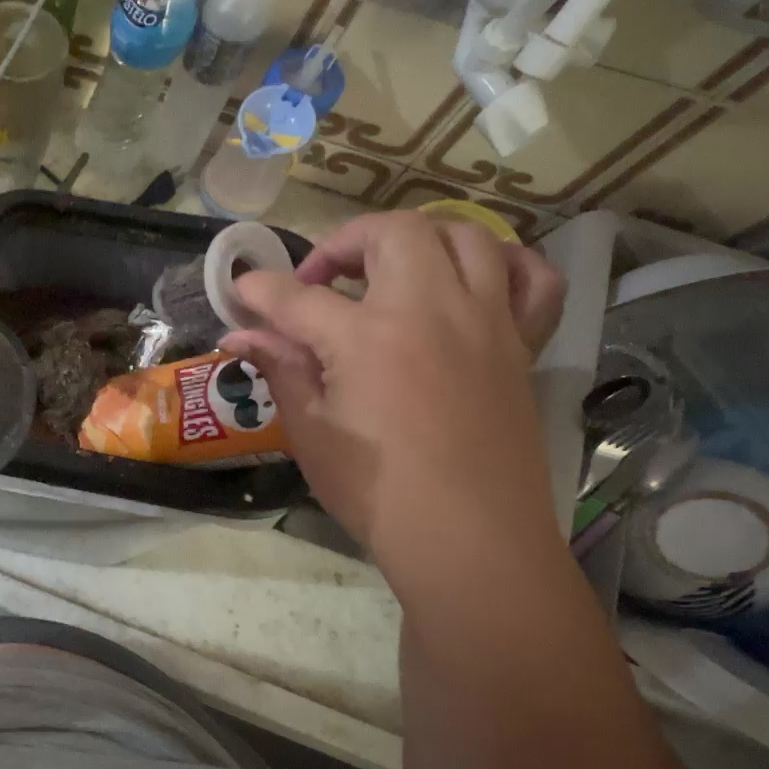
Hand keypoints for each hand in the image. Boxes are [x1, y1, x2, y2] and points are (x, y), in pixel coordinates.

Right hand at [221, 211, 566, 565]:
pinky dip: (499, 263)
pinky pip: (529, 278)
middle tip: (318, 280)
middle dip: (343, 243)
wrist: (467, 535)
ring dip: (417, 239)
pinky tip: (469, 282)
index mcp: (367, 337)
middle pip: (392, 233)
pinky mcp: (521, 343)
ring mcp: (486, 320)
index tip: (239, 291)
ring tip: (387, 271)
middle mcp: (431, 309)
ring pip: (464, 236)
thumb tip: (240, 336)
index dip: (259, 290)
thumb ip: (280, 369)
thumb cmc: (374, 490)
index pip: (298, 296)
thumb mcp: (309, 431)